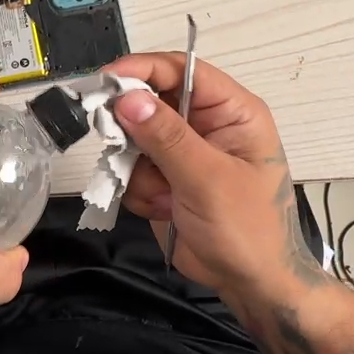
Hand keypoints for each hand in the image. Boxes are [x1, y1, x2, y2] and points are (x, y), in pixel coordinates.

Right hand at [103, 53, 323, 293]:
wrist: (249, 283)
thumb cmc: (246, 229)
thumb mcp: (207, 179)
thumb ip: (166, 136)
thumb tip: (127, 98)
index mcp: (230, 111)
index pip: (180, 70)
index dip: (140, 70)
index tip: (104, 83)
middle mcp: (204, 123)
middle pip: (148, 100)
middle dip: (131, 128)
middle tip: (120, 148)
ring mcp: (181, 151)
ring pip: (132, 136)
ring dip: (135, 166)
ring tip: (160, 194)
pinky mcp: (162, 176)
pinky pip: (130, 167)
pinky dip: (137, 188)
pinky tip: (161, 208)